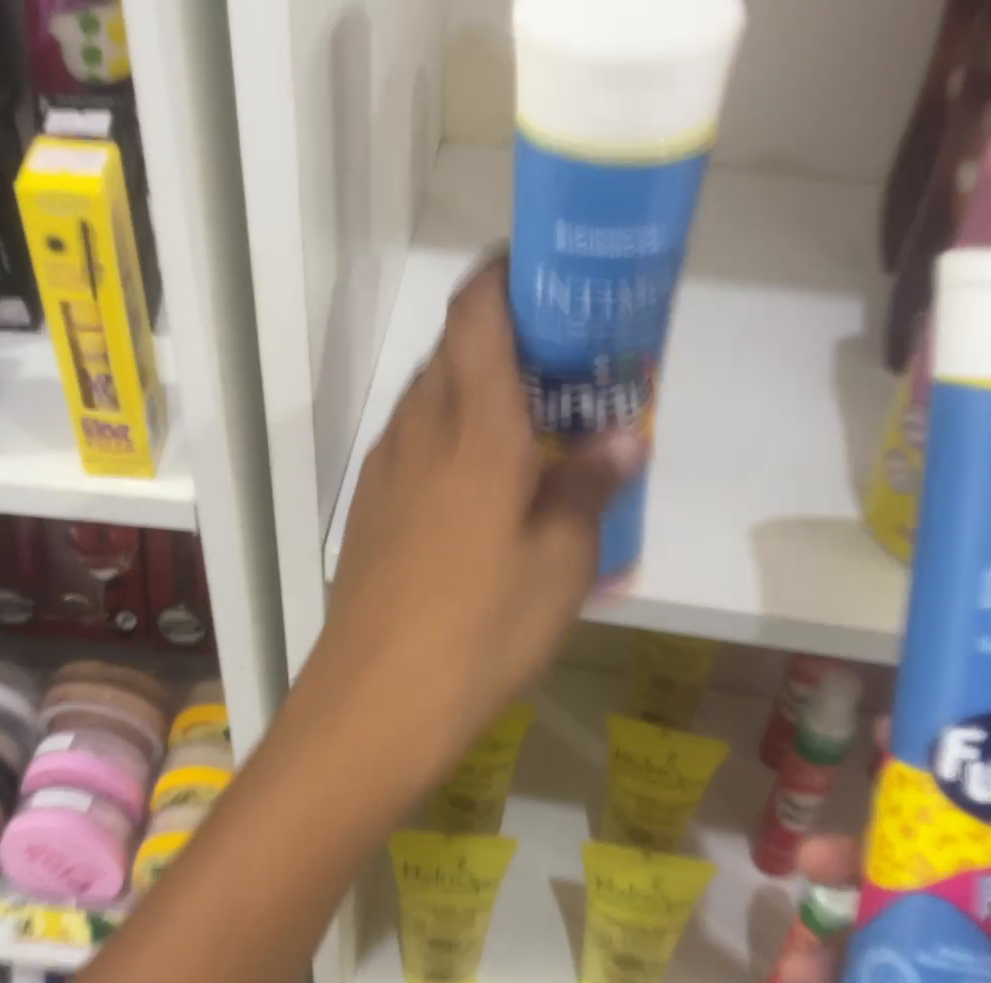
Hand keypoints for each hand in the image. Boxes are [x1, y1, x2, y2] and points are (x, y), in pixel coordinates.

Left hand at [318, 257, 643, 769]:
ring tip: (533, 428)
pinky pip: (415, 445)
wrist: (375, 700)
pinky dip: (452, 438)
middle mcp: (420, 429)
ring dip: (478, 394)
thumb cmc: (482, 628)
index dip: (506, 276)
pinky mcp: (369, 506)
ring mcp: (385, 468)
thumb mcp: (561, 565)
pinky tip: (483, 488)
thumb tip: (621, 439)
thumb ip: (588, 489)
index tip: (549, 276)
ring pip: (432, 399)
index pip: (478, 313)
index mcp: (474, 426)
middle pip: (455, 351)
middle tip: (566, 366)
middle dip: (507, 341)